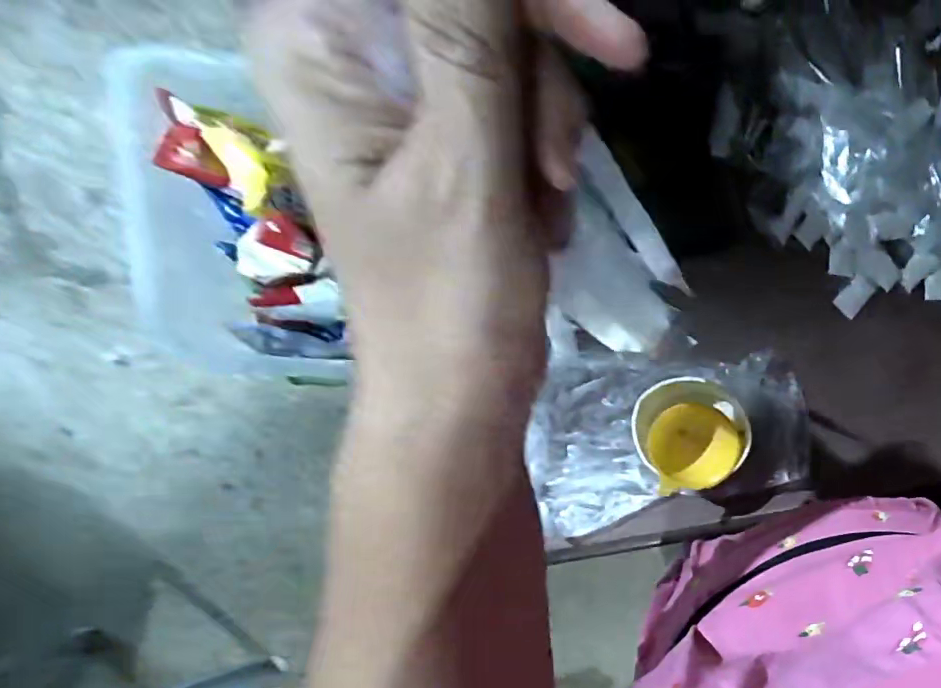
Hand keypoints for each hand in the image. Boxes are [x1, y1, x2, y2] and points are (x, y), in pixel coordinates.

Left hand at [246, 0, 644, 415]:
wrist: (463, 397)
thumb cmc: (452, 304)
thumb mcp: (468, 171)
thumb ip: (472, 47)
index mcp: (321, 41)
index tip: (620, 43)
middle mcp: (356, 59)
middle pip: (481, 16)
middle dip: (542, 94)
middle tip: (563, 171)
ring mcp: (408, 111)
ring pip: (514, 71)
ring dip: (549, 143)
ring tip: (543, 218)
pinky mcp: (452, 154)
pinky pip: (520, 123)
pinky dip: (545, 172)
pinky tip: (539, 225)